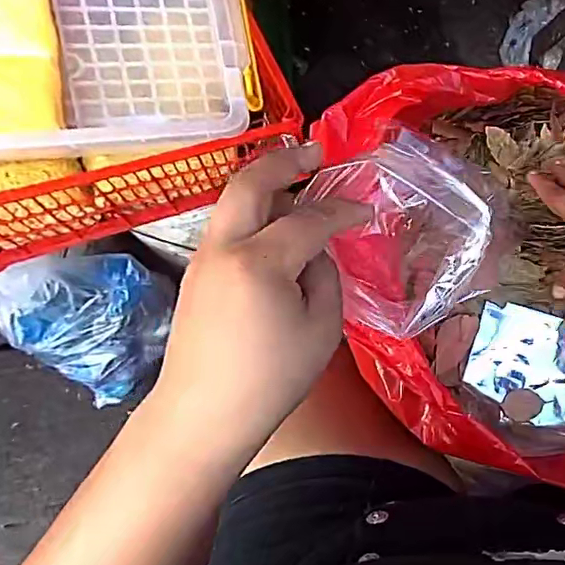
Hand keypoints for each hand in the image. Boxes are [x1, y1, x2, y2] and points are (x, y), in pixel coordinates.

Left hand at [152, 143, 369, 445]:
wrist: (205, 413)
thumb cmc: (273, 376)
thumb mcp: (322, 327)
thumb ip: (324, 276)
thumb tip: (316, 252)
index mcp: (259, 262)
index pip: (308, 218)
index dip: (342, 210)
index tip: (366, 210)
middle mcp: (223, 248)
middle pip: (249, 183)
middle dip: (285, 160)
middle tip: (316, 151)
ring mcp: (203, 259)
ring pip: (233, 201)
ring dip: (267, 183)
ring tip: (300, 179)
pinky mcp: (197, 274)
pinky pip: (229, 226)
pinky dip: (256, 211)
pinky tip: (278, 223)